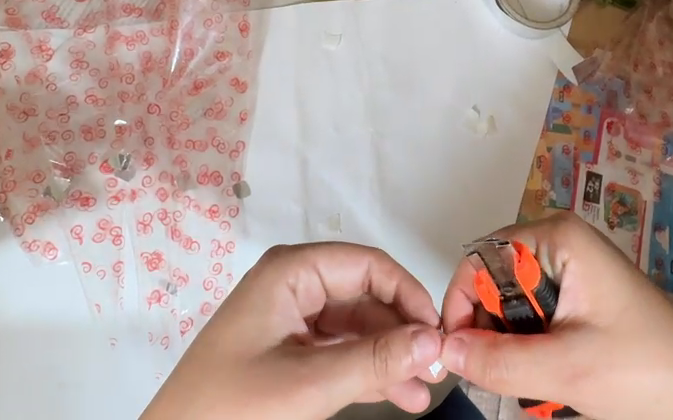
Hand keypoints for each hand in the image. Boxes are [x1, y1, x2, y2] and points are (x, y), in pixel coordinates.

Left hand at [142, 242, 445, 419]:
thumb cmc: (232, 409)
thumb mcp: (308, 386)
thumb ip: (374, 362)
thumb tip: (435, 341)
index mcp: (292, 271)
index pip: (368, 266)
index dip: (409, 295)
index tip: (439, 335)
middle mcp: (294, 285)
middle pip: (365, 296)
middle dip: (402, 332)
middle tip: (437, 369)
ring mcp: (290, 320)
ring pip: (356, 327)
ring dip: (389, 357)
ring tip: (424, 392)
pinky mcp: (286, 353)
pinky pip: (338, 352)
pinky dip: (366, 371)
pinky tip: (398, 395)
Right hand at [438, 214, 672, 419]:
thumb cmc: (641, 371)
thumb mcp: (563, 368)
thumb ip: (497, 359)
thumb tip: (444, 349)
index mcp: (558, 237)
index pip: (483, 256)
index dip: (463, 301)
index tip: (456, 352)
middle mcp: (562, 244)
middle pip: (496, 281)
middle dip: (490, 329)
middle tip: (498, 375)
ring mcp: (575, 272)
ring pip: (514, 305)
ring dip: (511, 346)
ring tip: (531, 383)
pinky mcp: (583, 300)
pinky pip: (537, 318)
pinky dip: (532, 350)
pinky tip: (548, 381)